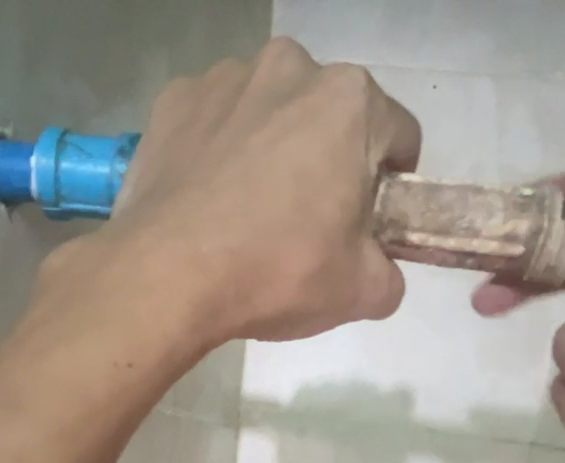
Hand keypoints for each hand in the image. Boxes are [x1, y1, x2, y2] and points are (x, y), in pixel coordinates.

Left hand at [106, 38, 420, 344]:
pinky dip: (216, 154)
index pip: (398, 137)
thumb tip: (380, 274)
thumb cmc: (277, 273)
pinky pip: (212, 125)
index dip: (391, 186)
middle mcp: (290, 68)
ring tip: (246, 217)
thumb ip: (388, 276)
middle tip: (306, 227)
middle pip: (329, 118)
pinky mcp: (173, 103)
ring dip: (270, 152)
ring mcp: (224, 80)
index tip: (367, 224)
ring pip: (268, 116)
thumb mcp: (359, 292)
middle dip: (327, 163)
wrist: (166, 277)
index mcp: (350, 101)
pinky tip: (206, 204)